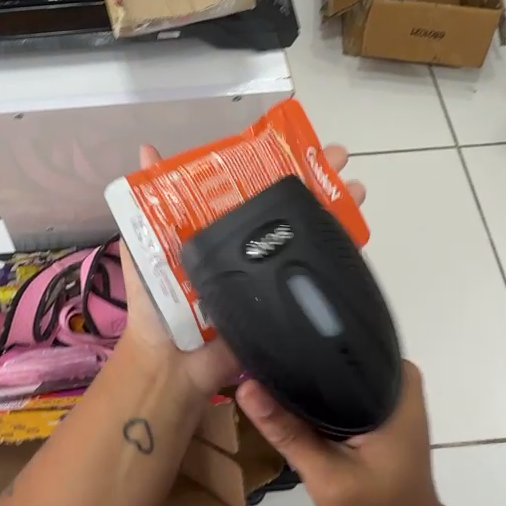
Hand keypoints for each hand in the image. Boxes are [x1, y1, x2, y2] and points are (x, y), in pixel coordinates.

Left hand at [117, 144, 365, 399]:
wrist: (177, 364)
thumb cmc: (157, 302)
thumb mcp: (146, 244)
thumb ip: (147, 203)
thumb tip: (148, 150)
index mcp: (218, 228)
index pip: (252, 185)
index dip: (275, 163)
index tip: (298, 141)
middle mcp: (248, 244)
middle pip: (286, 203)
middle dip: (316, 176)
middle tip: (340, 156)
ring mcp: (270, 271)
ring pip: (307, 230)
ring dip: (336, 205)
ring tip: (357, 186)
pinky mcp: (286, 298)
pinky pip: (316, 271)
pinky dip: (341, 249)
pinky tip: (359, 229)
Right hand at [236, 362, 450, 505]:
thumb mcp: (328, 477)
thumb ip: (288, 433)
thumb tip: (245, 386)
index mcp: (395, 383)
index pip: (336, 344)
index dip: (296, 344)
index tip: (256, 344)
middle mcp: (394, 376)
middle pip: (332, 353)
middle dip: (295, 358)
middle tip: (251, 360)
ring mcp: (388, 389)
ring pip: (332, 368)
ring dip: (303, 376)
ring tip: (261, 371)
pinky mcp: (377, 403)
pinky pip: (338, 384)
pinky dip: (314, 393)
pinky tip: (285, 395)